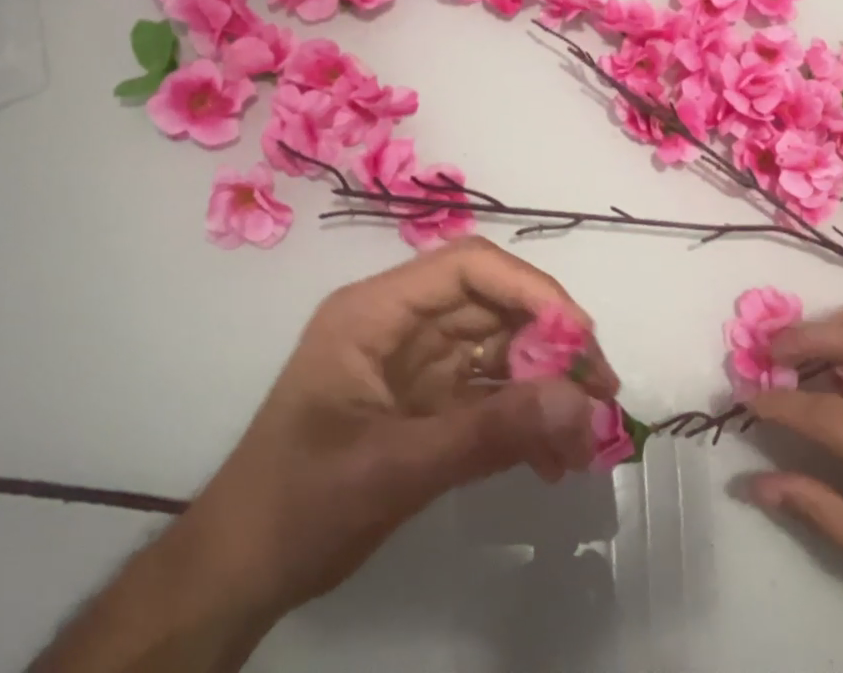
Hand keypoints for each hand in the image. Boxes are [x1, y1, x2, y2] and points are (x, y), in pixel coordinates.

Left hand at [31, 238, 618, 672]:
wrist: (242, 574)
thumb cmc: (298, 507)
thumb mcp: (394, 468)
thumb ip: (489, 433)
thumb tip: (581, 404)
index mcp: (375, 314)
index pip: (468, 269)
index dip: (531, 291)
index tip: (580, 340)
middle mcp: (402, 327)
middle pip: (497, 307)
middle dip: (553, 346)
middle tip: (600, 396)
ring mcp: (419, 367)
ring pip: (504, 351)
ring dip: (548, 390)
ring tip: (584, 442)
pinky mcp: (431, 406)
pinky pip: (495, 396)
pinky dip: (529, 421)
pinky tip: (554, 460)